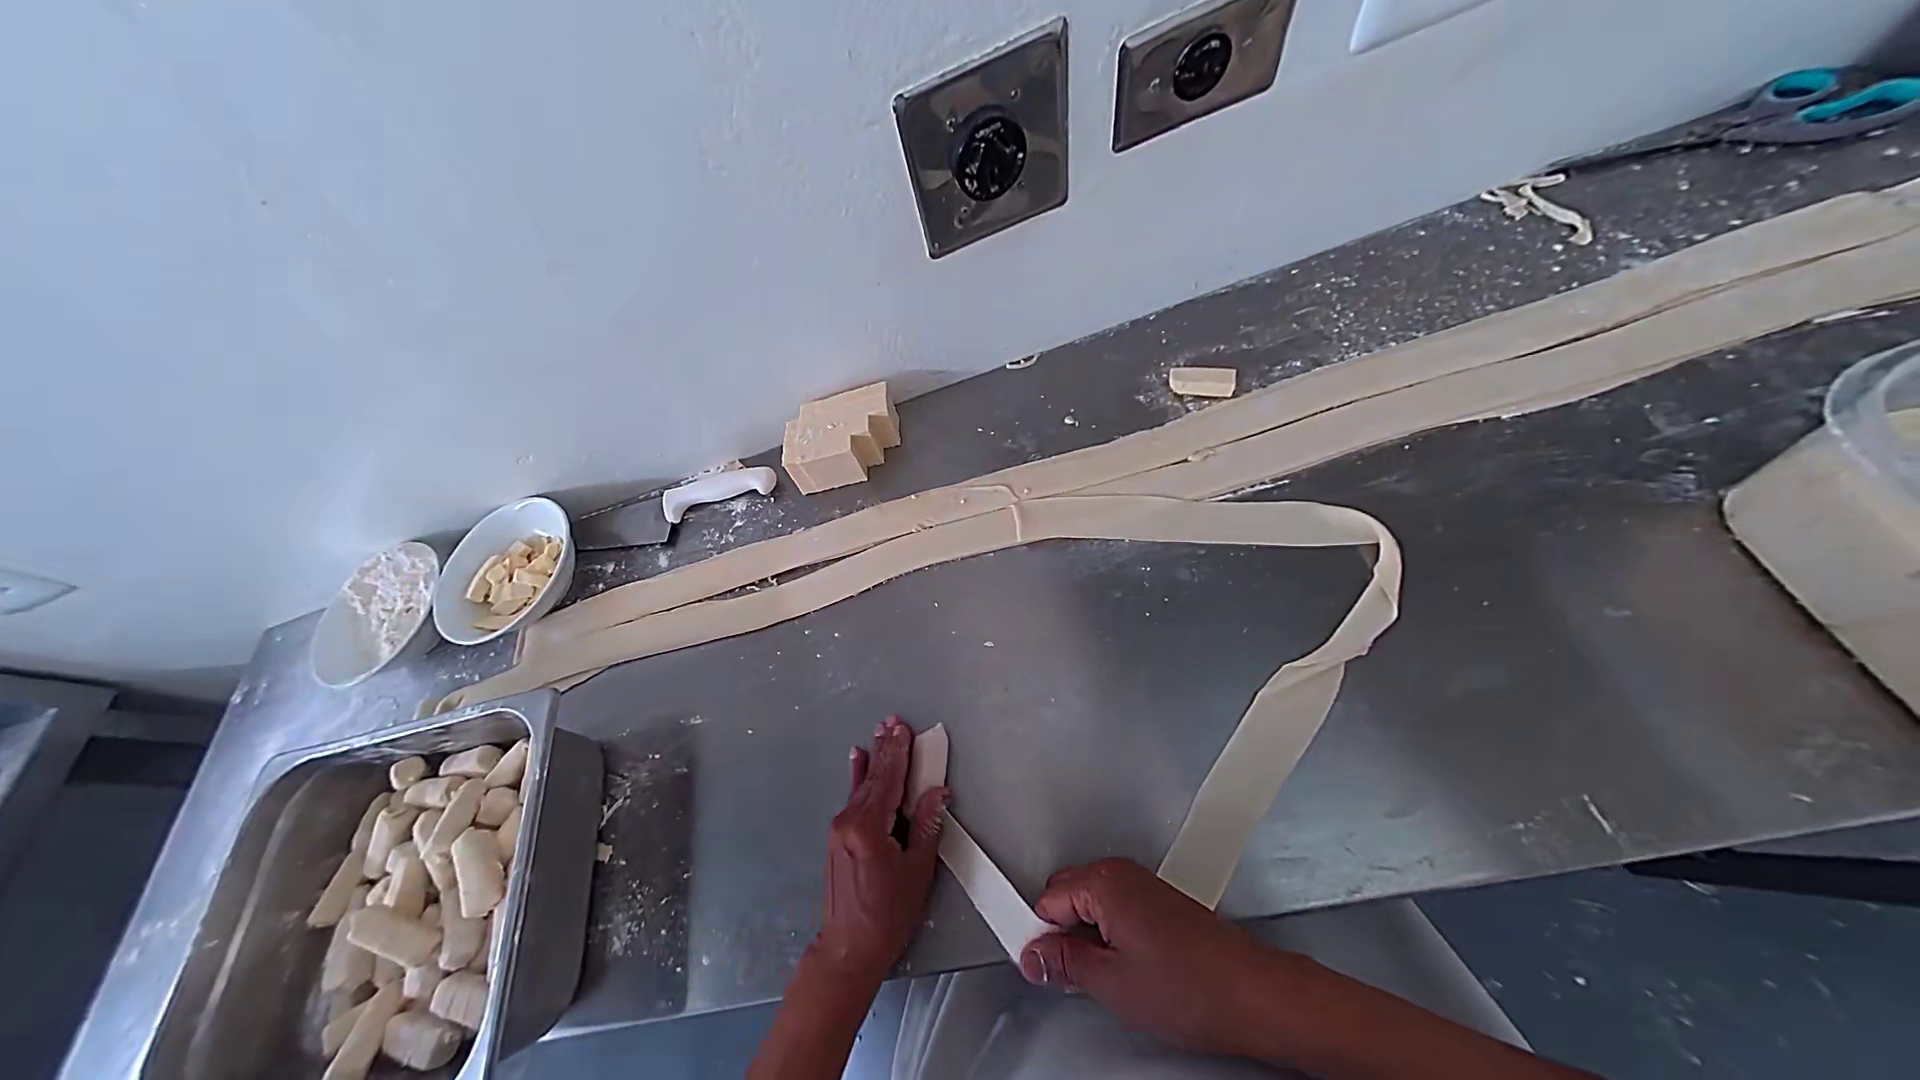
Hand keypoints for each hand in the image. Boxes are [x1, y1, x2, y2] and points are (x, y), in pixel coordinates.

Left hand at [811, 716, 948, 983]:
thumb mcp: (917, 870)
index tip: (905, 729)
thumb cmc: (888, 915)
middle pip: (875, 778)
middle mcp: (848, 821)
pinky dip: (858, 777)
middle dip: (887, 749)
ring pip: (863, 786)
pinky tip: (858, 758)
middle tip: (894, 721)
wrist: (848, 949)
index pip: (890, 781)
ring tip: (882, 731)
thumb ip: (926, 825)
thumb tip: (937, 792)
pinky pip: (852, 798)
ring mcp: (838, 827)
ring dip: (876, 758)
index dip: (900, 753)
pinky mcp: (837, 835)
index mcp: (869, 828)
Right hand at [1018, 858, 1293, 1057]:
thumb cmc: (1196, 986)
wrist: (1253, 995)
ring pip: (1089, 904)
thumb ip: (1062, 964)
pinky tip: (1128, 969)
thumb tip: (1036, 956)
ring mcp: (1141, 884)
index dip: (1039, 936)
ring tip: (1108, 977)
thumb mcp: (1111, 985)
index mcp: (1104, 882)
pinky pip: (1114, 908)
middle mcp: (1122, 873)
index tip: (1038, 963)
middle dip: (1061, 933)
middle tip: (1072, 976)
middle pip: (1065, 895)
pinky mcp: (1156, 900)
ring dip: (1086, 936)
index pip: (1045, 900)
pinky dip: (1109, 934)